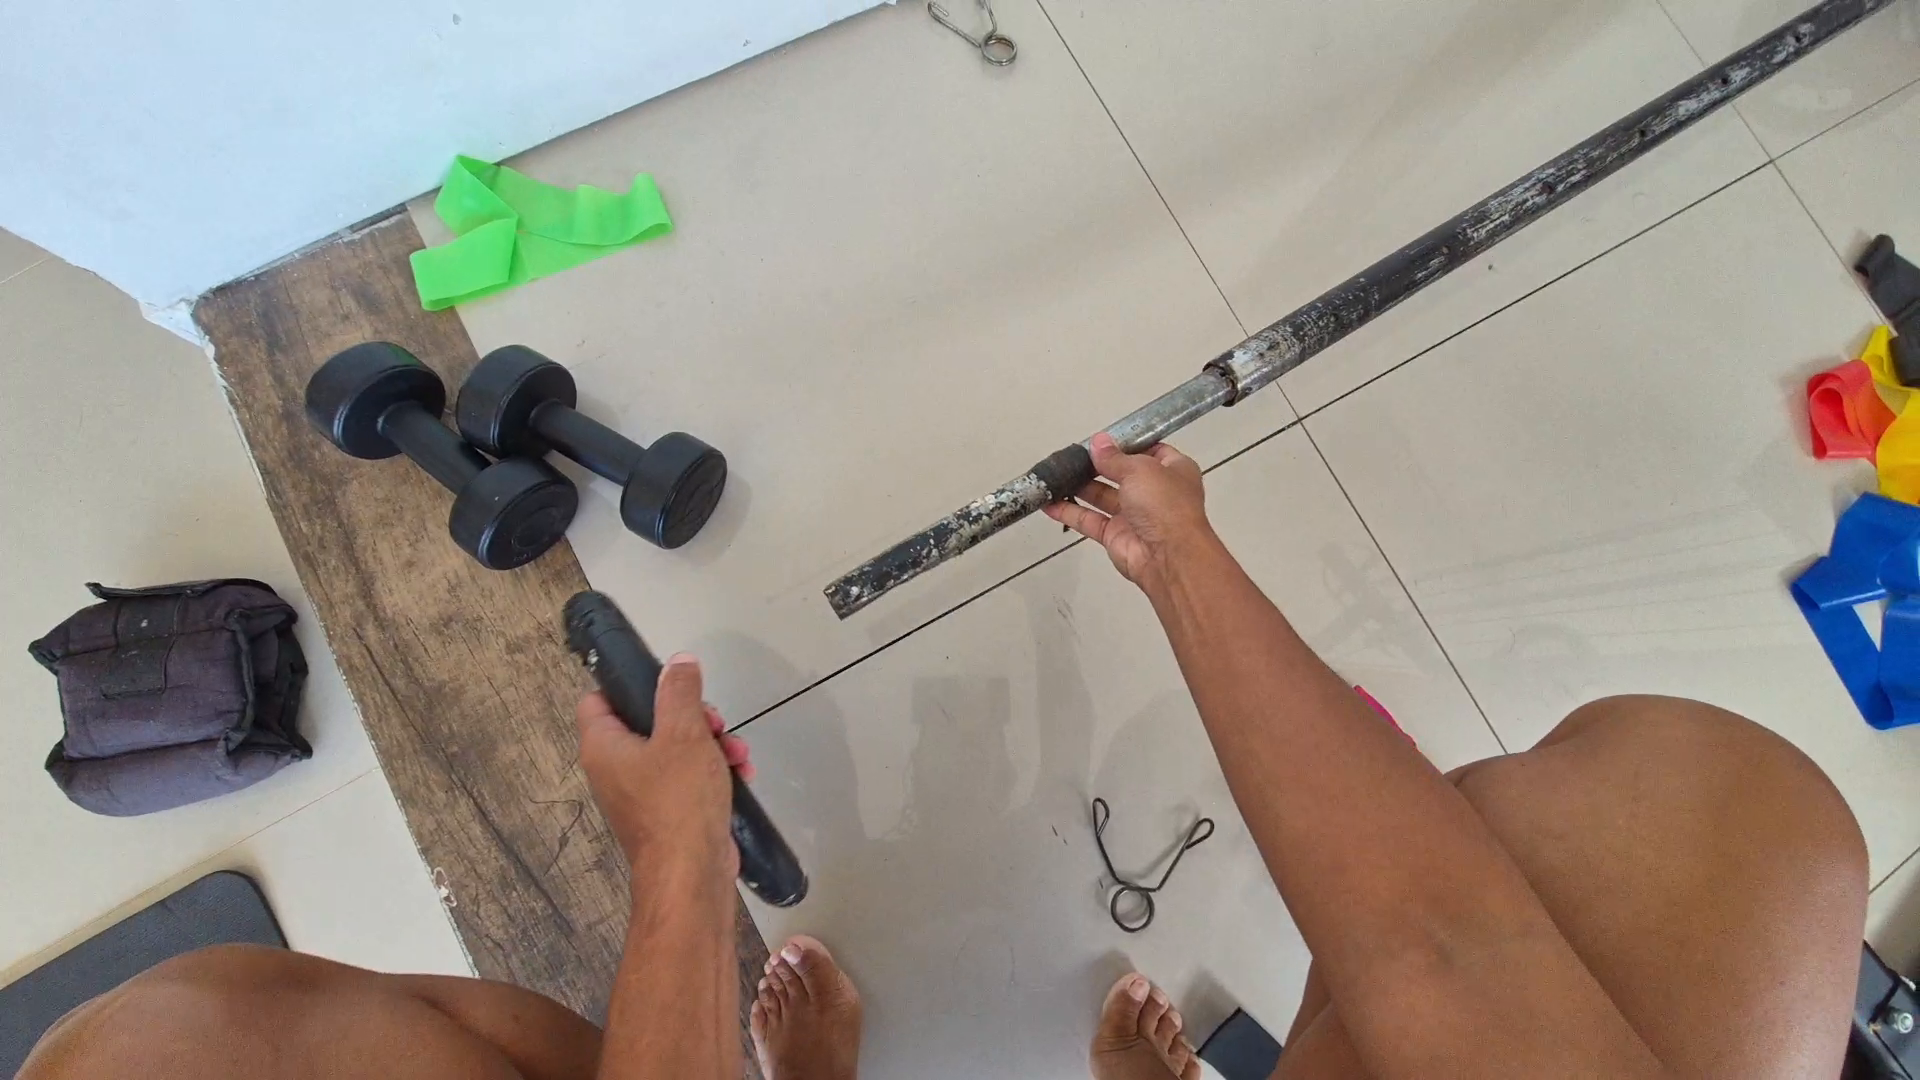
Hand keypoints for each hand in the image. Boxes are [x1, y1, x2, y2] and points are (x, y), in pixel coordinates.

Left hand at [576, 653, 754, 879]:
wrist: (691, 874)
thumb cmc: (679, 800)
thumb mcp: (684, 734)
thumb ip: (680, 692)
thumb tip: (678, 662)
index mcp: (604, 747)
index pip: (598, 700)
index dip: (630, 684)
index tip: (669, 683)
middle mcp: (616, 769)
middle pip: (650, 721)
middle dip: (693, 717)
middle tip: (715, 722)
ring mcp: (642, 794)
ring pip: (677, 748)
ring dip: (713, 743)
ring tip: (738, 753)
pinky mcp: (669, 813)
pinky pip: (689, 777)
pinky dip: (715, 770)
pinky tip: (742, 774)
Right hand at [1043, 433, 1213, 589]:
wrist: (1168, 556)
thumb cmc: (1165, 505)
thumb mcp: (1140, 469)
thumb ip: (1114, 457)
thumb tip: (1098, 442)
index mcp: (1172, 470)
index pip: (1149, 450)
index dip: (1127, 444)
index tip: (1103, 439)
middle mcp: (1154, 492)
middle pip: (1120, 473)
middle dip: (1097, 465)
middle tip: (1072, 456)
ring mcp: (1133, 515)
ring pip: (1101, 497)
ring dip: (1079, 486)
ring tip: (1056, 475)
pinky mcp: (1115, 535)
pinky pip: (1089, 520)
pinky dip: (1069, 512)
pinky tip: (1050, 504)